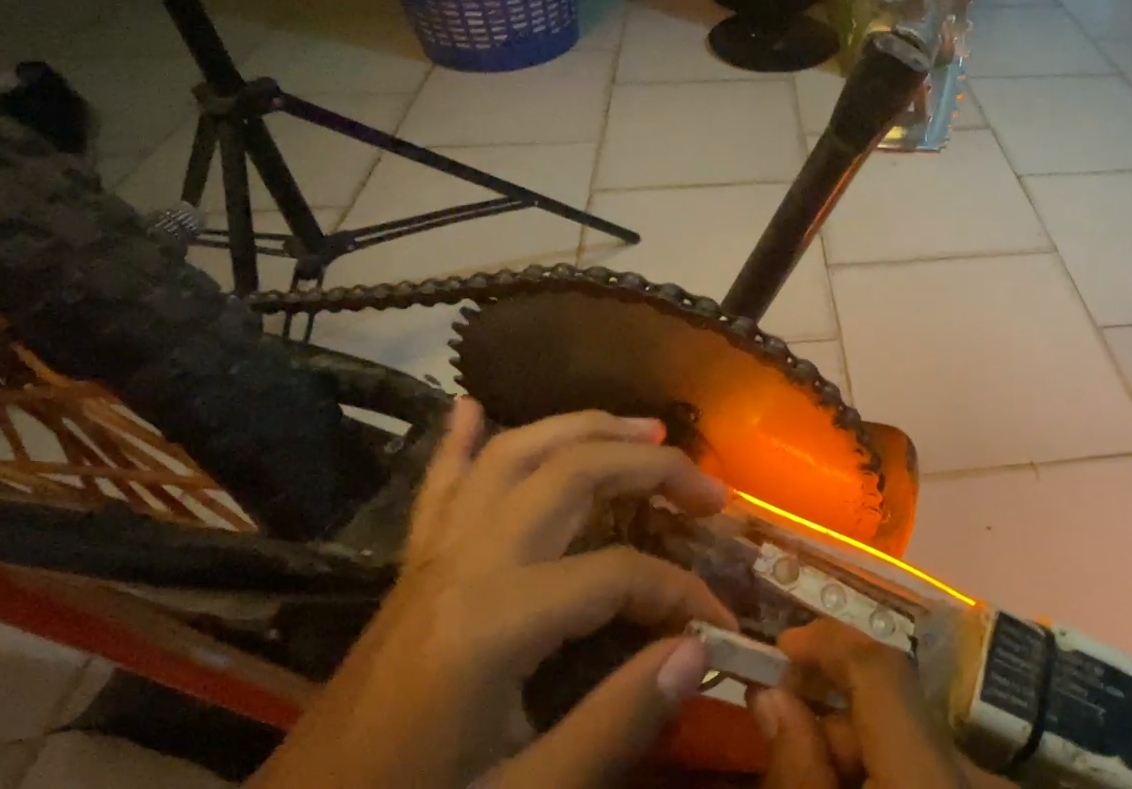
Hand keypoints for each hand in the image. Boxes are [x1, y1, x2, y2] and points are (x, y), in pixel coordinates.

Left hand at [251, 399, 734, 788]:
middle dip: (652, 468)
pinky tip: (473, 405)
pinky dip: (462, 440)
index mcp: (494, 623)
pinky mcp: (411, 568)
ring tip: (644, 429)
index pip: (618, 573)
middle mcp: (465, 564)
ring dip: (584, 428)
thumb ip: (614, 725)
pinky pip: (439, 486)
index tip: (720, 624)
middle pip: (572, 475)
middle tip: (710, 490)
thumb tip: (697, 651)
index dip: (682, 592)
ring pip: (514, 455)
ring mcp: (433, 557)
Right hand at [752, 619, 1002, 788]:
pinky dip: (892, 766)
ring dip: (859, 742)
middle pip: (893, 703)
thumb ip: (799, 769)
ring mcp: (989, 780)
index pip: (882, 670)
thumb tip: (771, 695)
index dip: (830, 643)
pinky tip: (860, 783)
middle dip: (833, 707)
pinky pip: (933, 763)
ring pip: (911, 735)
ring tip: (818, 773)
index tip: (782, 644)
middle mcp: (972, 764)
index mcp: (931, 773)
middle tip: (782, 727)